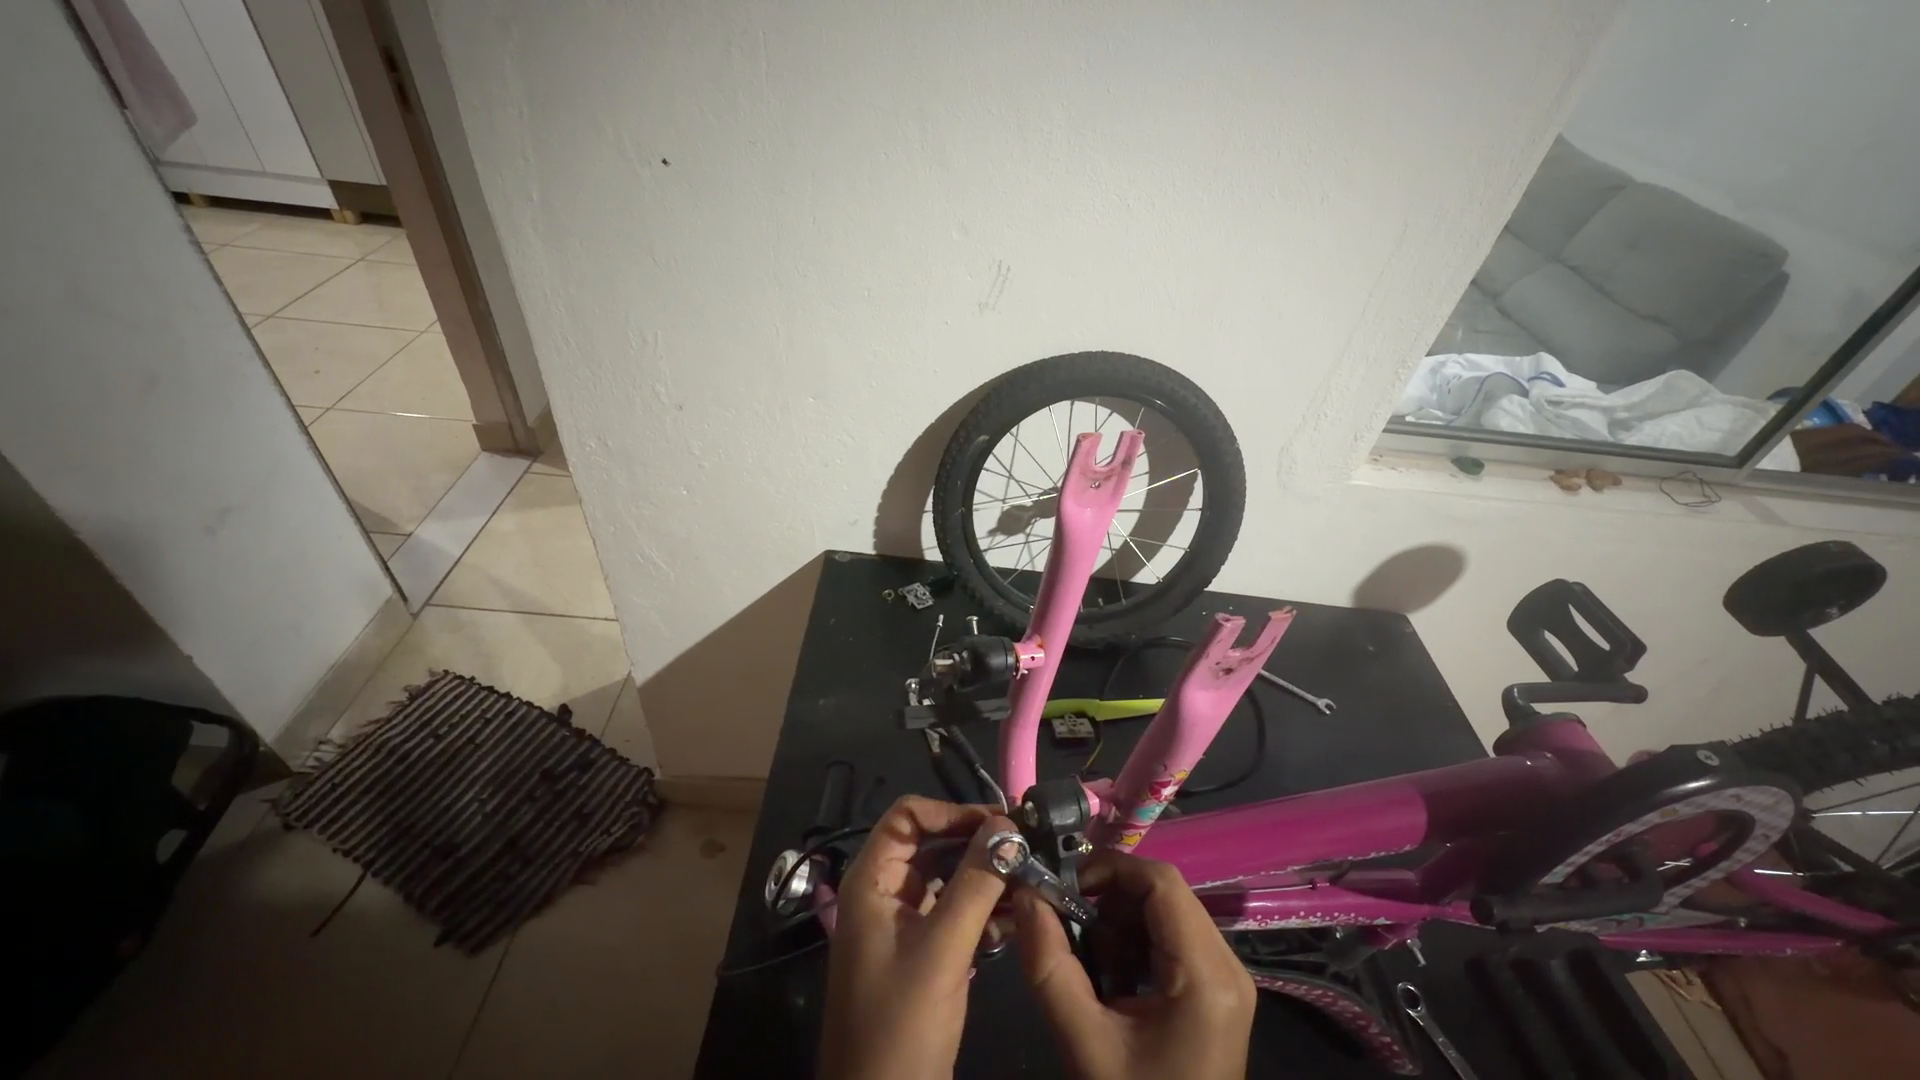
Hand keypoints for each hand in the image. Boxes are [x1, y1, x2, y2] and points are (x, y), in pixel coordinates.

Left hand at [819, 796, 1011, 1079]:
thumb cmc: (901, 1021)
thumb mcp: (943, 948)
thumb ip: (976, 883)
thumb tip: (1006, 826)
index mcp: (871, 881)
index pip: (908, 816)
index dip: (952, 811)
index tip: (1002, 821)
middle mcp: (883, 894)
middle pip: (931, 846)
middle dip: (977, 843)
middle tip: (1029, 847)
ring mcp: (901, 926)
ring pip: (946, 881)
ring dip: (986, 877)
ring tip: (1034, 878)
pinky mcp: (920, 955)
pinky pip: (953, 915)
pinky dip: (983, 911)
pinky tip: (1021, 916)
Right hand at [1015, 852, 1255, 1079]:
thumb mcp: (1083, 1040)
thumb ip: (1049, 964)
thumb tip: (1025, 895)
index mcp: (1206, 975)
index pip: (1161, 882)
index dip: (1108, 869)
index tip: (1062, 886)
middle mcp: (1228, 967)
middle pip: (1164, 895)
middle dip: (1108, 899)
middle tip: (1066, 922)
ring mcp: (1227, 981)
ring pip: (1166, 915)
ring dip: (1119, 923)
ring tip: (1088, 962)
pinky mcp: (1218, 994)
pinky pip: (1172, 942)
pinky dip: (1134, 945)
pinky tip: (1110, 981)